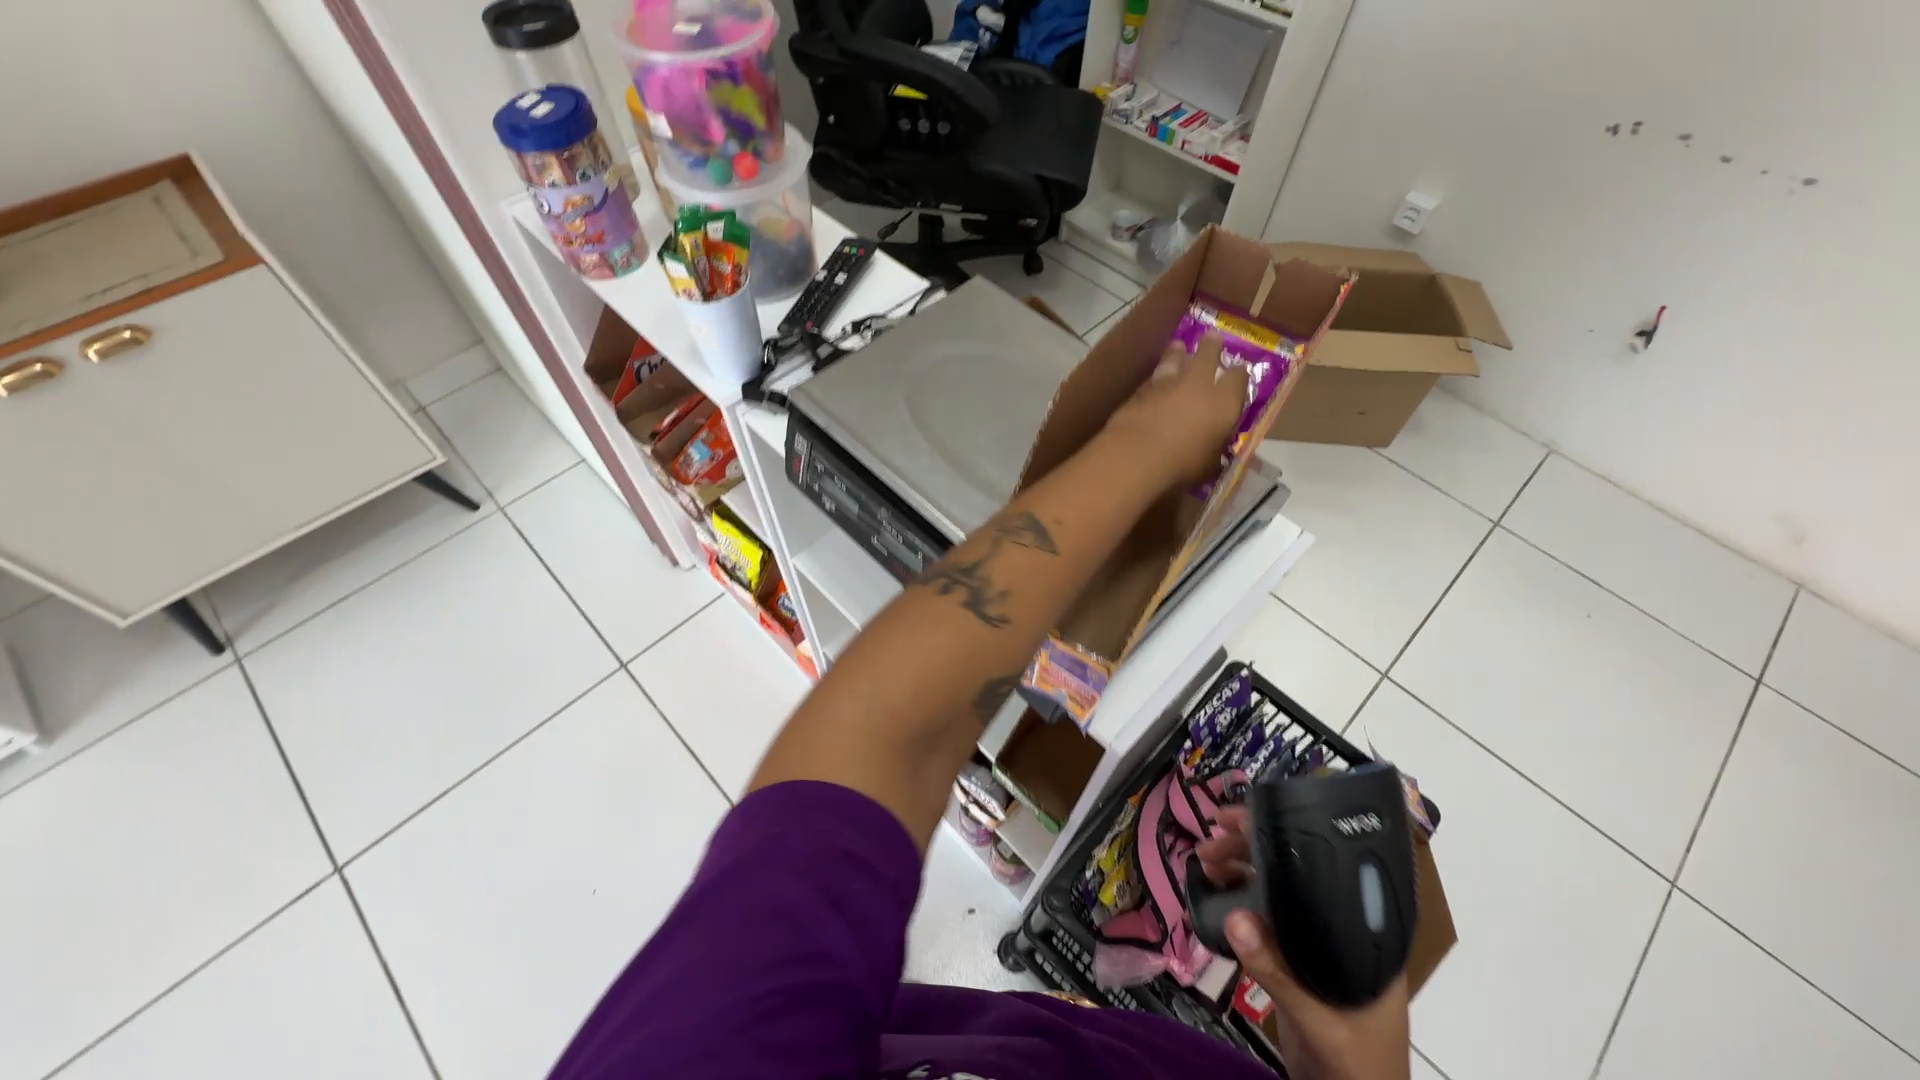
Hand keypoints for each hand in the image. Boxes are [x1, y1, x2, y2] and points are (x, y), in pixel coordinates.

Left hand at [1102, 332, 1249, 491]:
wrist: (1137, 455)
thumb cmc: (1183, 465)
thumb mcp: (1209, 465)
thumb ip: (1213, 451)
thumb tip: (1215, 454)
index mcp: (1224, 402)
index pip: (1239, 379)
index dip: (1240, 374)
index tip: (1240, 370)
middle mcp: (1199, 385)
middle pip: (1208, 356)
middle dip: (1212, 346)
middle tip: (1213, 336)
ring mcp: (1167, 384)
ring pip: (1175, 360)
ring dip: (1178, 353)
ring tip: (1178, 346)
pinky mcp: (1140, 391)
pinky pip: (1152, 378)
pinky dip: (1156, 377)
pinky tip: (1154, 379)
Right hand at [1197, 805, 1411, 1079]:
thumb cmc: (1360, 1063)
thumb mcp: (1321, 1020)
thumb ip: (1278, 973)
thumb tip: (1233, 916)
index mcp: (1366, 929)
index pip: (1330, 865)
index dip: (1289, 835)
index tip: (1248, 818)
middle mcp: (1342, 926)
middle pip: (1297, 872)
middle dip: (1253, 848)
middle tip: (1210, 838)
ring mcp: (1318, 945)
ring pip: (1277, 893)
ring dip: (1241, 871)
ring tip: (1204, 860)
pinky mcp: (1296, 965)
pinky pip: (1265, 923)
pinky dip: (1239, 903)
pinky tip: (1215, 895)